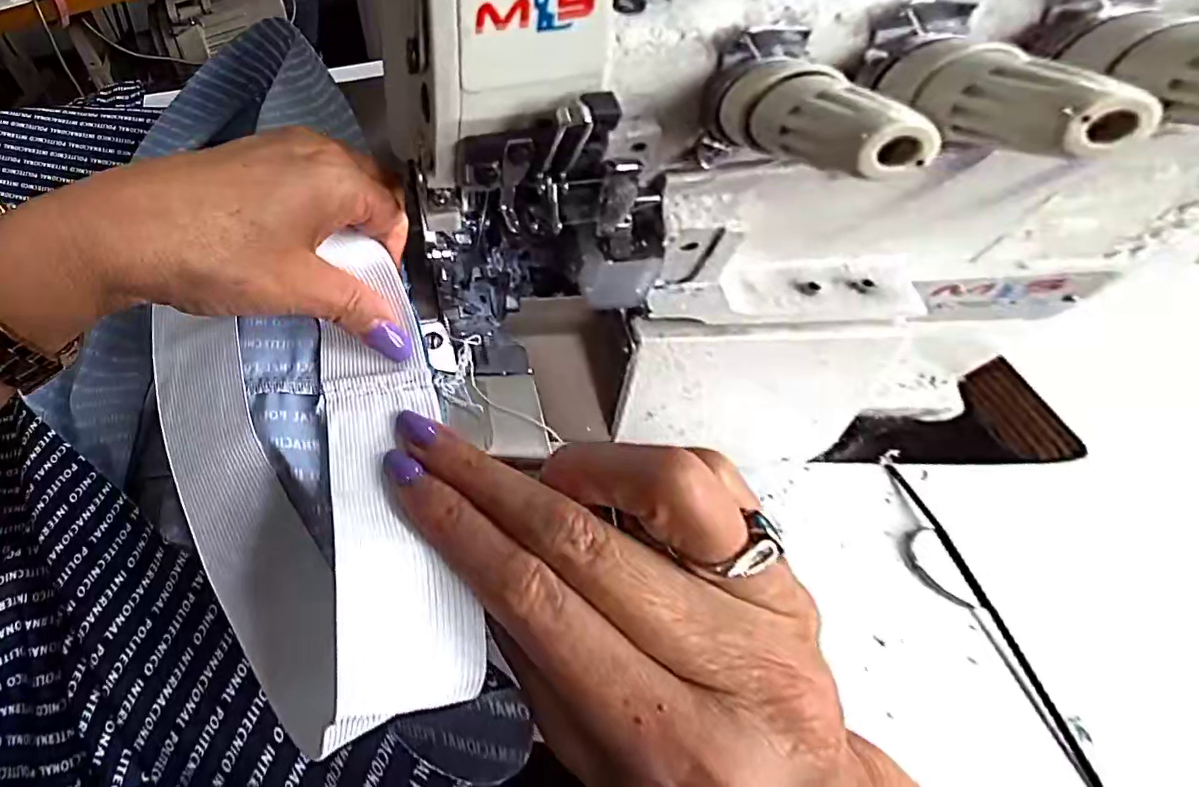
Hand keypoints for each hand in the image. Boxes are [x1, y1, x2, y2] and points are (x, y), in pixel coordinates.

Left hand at [0, 126, 416, 358]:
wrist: (124, 228)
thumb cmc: (217, 253)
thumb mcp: (295, 287)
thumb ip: (354, 306)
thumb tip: (395, 337)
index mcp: (337, 174)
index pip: (392, 214)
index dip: (389, 257)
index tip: (367, 290)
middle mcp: (314, 148)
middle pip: (367, 192)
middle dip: (366, 236)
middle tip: (343, 276)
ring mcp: (277, 144)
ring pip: (331, 182)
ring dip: (334, 221)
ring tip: (306, 260)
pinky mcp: (246, 152)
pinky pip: (297, 177)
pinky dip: (304, 206)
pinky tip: (272, 237)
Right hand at [384, 416, 915, 786]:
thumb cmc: (684, 781)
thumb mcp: (583, 748)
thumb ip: (524, 645)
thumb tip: (468, 541)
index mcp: (673, 738)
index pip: (535, 597)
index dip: (459, 527)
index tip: (416, 484)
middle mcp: (732, 664)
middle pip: (576, 534)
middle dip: (482, 478)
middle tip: (432, 445)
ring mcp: (770, 604)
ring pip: (658, 484)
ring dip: (566, 463)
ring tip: (533, 476)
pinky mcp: (783, 563)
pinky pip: (708, 473)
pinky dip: (636, 459)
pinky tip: (602, 477)